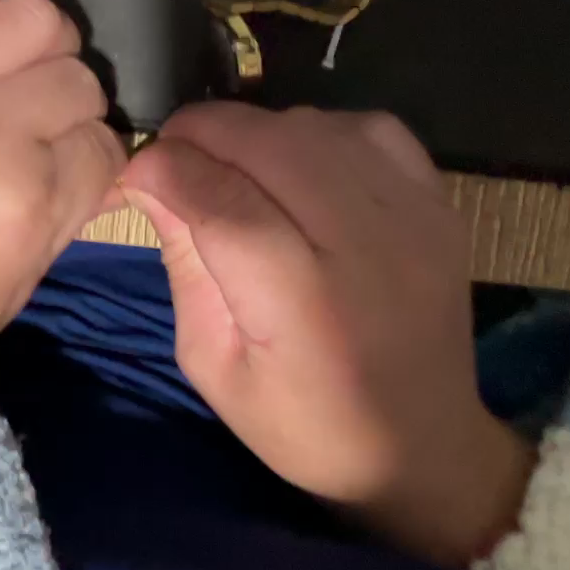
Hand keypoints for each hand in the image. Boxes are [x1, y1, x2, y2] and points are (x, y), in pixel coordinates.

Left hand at [0, 0, 125, 473]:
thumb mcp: (4, 295)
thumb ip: (61, 215)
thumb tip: (97, 159)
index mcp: (22, 203)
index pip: (105, 149)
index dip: (94, 171)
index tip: (68, 188)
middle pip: (75, 80)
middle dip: (73, 115)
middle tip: (42, 149)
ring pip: (34, 19)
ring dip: (49, 51)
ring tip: (27, 83)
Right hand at [122, 104, 531, 568]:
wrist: (420, 444)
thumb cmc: (300, 420)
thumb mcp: (211, 361)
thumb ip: (184, 264)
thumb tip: (150, 181)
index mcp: (302, 306)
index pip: (221, 199)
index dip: (164, 168)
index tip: (132, 173)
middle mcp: (366, 247)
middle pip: (266, 142)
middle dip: (197, 134)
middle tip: (167, 161)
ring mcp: (412, 217)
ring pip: (309, 125)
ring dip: (249, 132)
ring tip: (224, 166)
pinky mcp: (437, 203)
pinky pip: (363, 127)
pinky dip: (312, 131)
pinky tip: (292, 164)